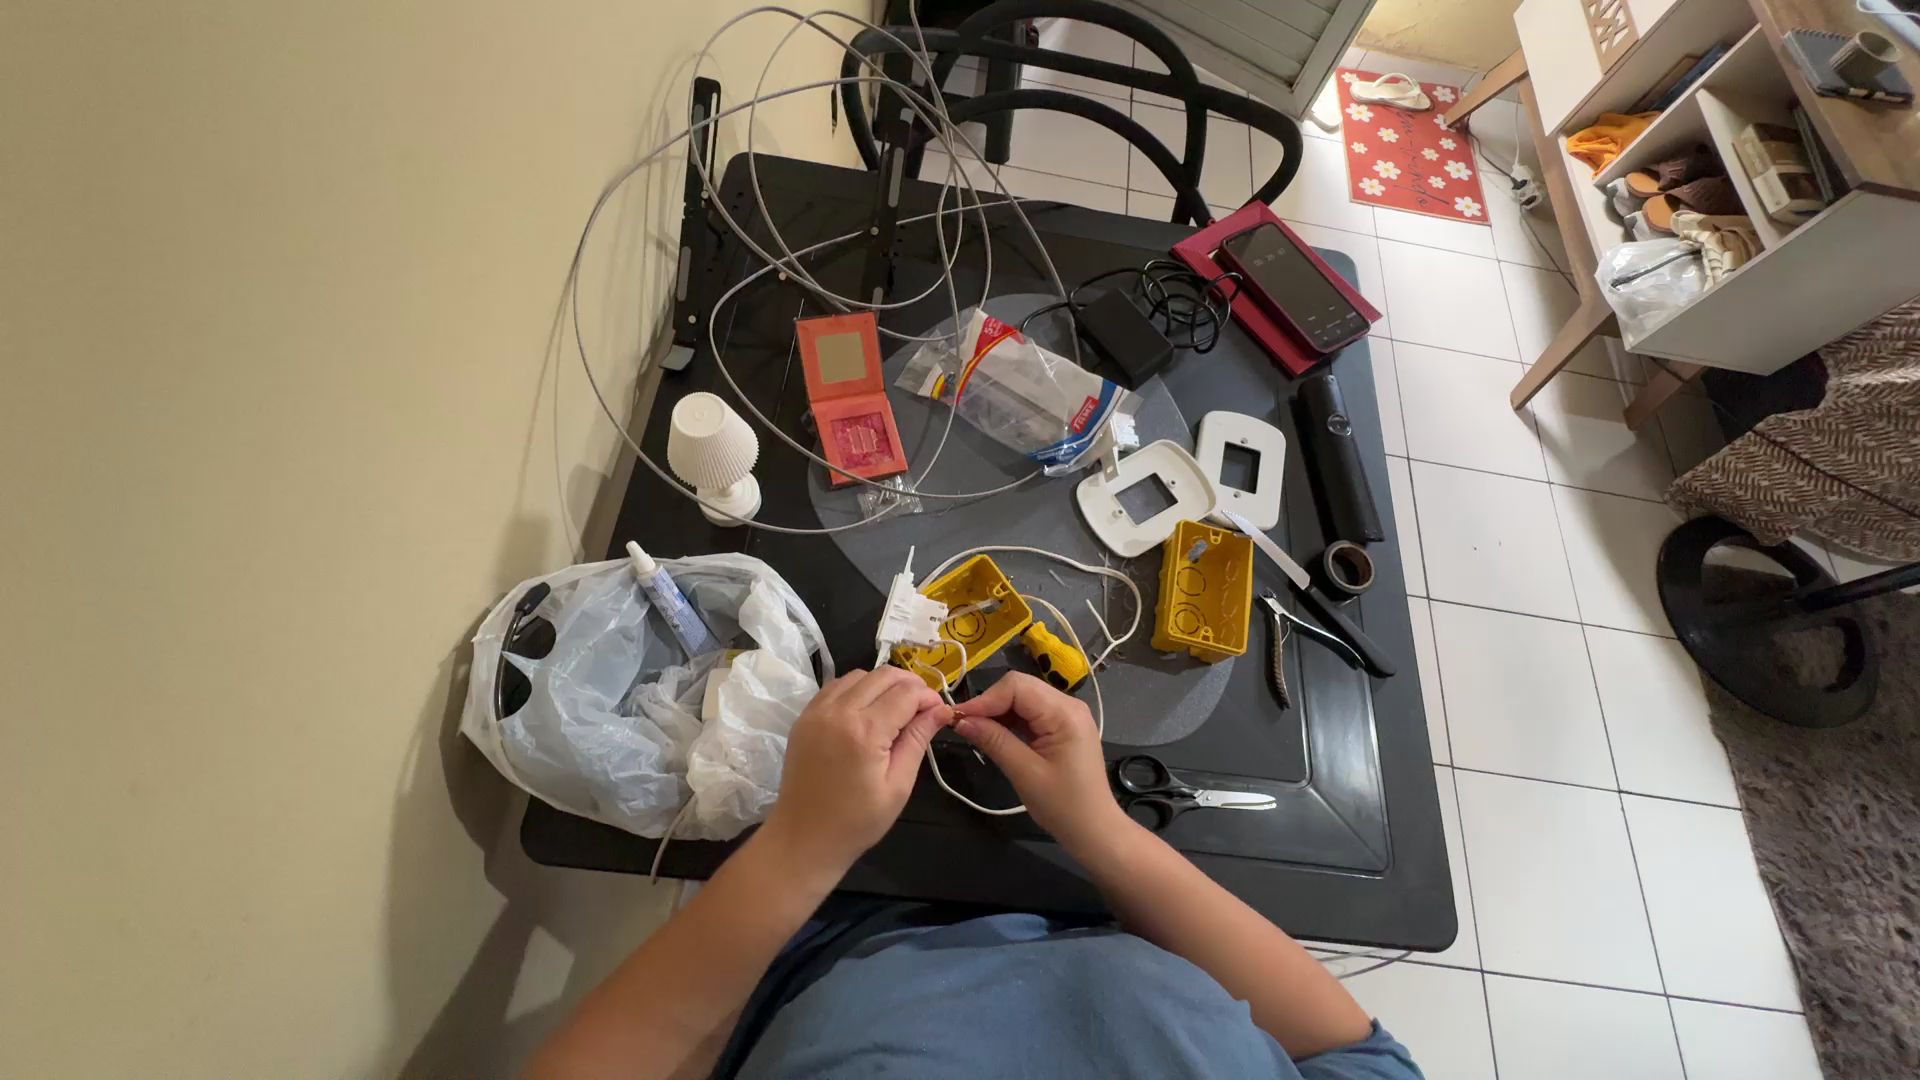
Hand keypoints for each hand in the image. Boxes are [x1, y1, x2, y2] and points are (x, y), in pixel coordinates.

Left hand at [761, 666, 950, 874]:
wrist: (802, 839)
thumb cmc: (856, 822)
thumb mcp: (898, 785)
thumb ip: (918, 740)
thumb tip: (942, 709)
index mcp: (865, 731)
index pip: (906, 693)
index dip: (928, 697)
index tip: (940, 712)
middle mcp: (838, 711)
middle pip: (883, 675)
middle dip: (910, 684)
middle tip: (922, 707)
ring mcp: (817, 711)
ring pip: (859, 675)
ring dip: (882, 684)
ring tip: (895, 708)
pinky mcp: (804, 717)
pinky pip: (836, 686)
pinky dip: (857, 688)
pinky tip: (867, 710)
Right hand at [951, 672, 1129, 852]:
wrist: (1095, 831)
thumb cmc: (1063, 806)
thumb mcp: (1024, 773)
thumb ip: (994, 741)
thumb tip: (960, 720)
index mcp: (1065, 713)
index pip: (1017, 687)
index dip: (985, 699)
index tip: (959, 718)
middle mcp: (1068, 705)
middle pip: (1020, 687)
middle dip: (990, 702)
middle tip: (965, 724)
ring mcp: (1067, 714)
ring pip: (1023, 697)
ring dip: (998, 711)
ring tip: (976, 730)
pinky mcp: (1062, 726)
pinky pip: (1031, 712)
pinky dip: (1010, 720)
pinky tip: (995, 734)